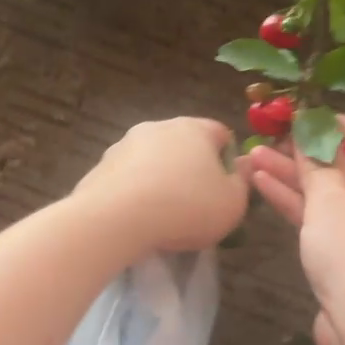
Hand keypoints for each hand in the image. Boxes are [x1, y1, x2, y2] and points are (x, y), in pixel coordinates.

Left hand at [72, 117, 247, 254]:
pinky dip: (136, 188)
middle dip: (192, 166)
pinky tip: (138, 213)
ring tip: (164, 210)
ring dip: (161, 176)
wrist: (116, 217)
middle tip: (197, 200)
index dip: (228, 157)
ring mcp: (124, 144)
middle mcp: (156, 127)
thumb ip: (243, 181)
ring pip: (153, 157)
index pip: (220, 133)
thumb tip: (243, 163)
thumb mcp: (233, 203)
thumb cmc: (186, 207)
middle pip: (183, 143)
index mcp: (193, 129)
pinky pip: (128, 174)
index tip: (227, 186)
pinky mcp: (102, 164)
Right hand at [240, 115, 344, 344]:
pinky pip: (338, 222)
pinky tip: (264, 185)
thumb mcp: (332, 206)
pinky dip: (305, 206)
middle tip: (269, 136)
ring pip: (341, 196)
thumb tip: (309, 135)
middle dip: (309, 154)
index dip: (339, 125)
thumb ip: (317, 166)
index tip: (299, 113)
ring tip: (252, 156)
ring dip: (298, 179)